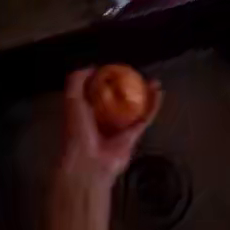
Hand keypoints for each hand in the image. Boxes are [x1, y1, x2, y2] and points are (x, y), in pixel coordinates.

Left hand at [53, 67, 161, 194]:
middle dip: (129, 86)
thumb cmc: (77, 131)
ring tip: (152, 80)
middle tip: (137, 74)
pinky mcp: (134, 137)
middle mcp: (105, 119)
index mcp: (88, 111)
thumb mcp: (71, 100)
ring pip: (136, 107)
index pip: (100, 91)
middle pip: (120, 99)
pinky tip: (158, 92)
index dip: (109, 80)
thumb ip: (76, 81)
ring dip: (145, 94)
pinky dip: (153, 105)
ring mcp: (120, 128)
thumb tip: (92, 67)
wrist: (89, 162)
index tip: (117, 68)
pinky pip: (145, 118)